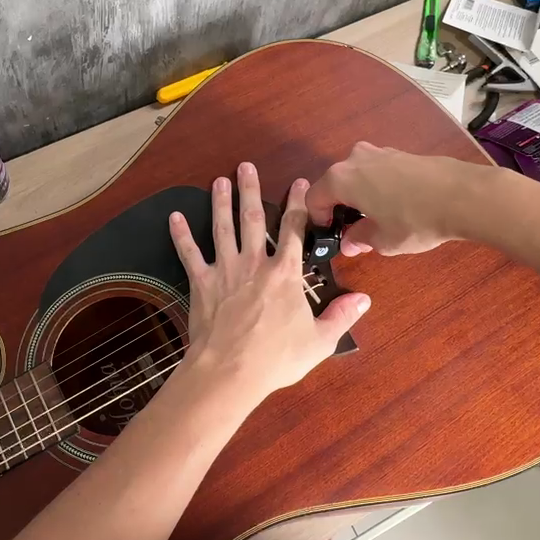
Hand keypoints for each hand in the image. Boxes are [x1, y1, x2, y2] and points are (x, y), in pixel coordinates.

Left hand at [169, 163, 370, 405]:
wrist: (229, 373)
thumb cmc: (275, 359)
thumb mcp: (319, 342)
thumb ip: (340, 317)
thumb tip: (365, 299)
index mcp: (285, 274)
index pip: (295, 230)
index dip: (299, 204)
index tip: (300, 183)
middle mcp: (255, 264)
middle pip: (253, 220)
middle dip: (250, 191)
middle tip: (245, 166)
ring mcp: (225, 270)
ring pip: (222, 228)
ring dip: (220, 202)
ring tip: (218, 180)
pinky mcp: (201, 283)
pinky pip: (189, 254)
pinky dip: (181, 235)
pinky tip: (174, 217)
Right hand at [305, 141, 485, 255]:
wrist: (464, 195)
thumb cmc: (416, 220)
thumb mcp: (383, 240)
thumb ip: (360, 239)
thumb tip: (351, 242)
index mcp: (341, 178)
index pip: (314, 198)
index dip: (318, 220)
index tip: (332, 235)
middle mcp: (355, 159)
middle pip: (335, 184)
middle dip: (340, 207)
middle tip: (355, 231)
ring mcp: (379, 152)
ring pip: (358, 176)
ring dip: (360, 196)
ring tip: (379, 219)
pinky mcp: (401, 153)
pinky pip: (378, 171)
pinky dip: (379, 187)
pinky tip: (399, 205)